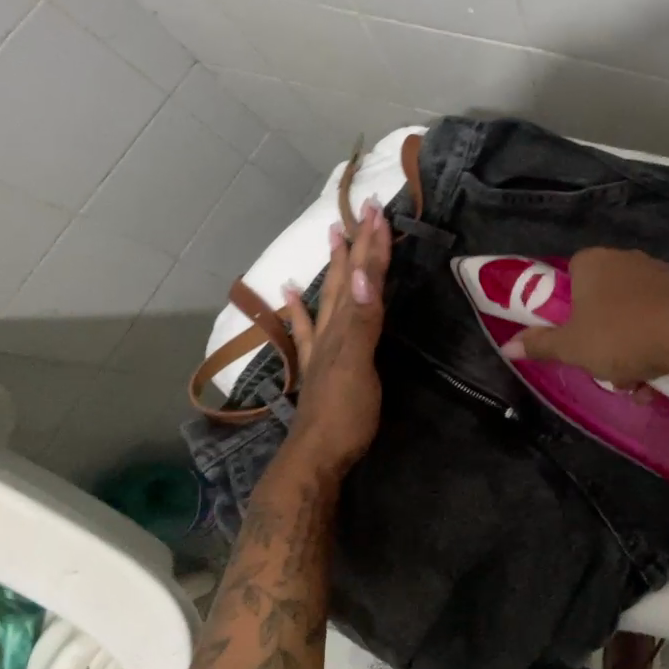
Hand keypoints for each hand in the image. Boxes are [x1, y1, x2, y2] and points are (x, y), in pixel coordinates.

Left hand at [283, 199, 390, 475]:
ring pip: (329, 297)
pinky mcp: (319, 367)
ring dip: (334, 266)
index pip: (363, 277)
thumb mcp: (359, 365)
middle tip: (362, 211)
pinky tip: (291, 291)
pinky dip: (299, 306)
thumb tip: (365, 275)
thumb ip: (364, 320)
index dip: (372, 244)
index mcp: (347, 326)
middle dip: (357, 244)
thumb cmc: (345, 414)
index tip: (378, 209)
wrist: (315, 459)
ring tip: (332, 235)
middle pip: (346, 280)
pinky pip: (306, 328)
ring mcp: (322, 348)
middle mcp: (332, 330)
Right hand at [505, 248, 668, 385]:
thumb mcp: (573, 347)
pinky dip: (653, 347)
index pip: (569, 279)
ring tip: (635, 383)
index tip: (572, 341)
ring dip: (628, 353)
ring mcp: (658, 274)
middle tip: (604, 369)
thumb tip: (507, 345)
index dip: (567, 312)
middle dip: (601, 341)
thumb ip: (540, 344)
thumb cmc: (623, 335)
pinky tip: (657, 376)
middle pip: (600, 303)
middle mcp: (624, 259)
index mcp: (592, 262)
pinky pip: (657, 321)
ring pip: (629, 317)